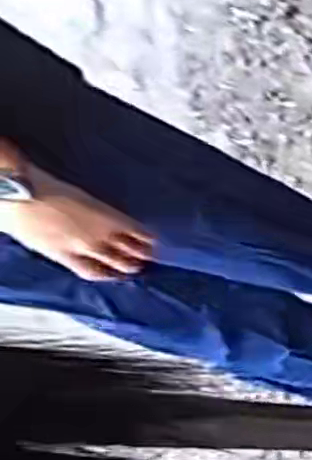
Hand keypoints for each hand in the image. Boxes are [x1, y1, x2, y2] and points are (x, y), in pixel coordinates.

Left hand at [0, 169, 153, 280]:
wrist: (13, 185)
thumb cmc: (9, 211)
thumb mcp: (26, 237)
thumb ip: (55, 248)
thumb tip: (73, 252)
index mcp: (63, 254)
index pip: (97, 274)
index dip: (109, 274)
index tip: (114, 272)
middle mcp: (90, 248)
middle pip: (126, 264)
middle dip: (132, 264)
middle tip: (135, 261)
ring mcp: (106, 233)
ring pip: (141, 252)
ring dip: (145, 253)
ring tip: (146, 250)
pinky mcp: (117, 219)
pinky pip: (146, 235)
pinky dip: (150, 238)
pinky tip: (148, 237)